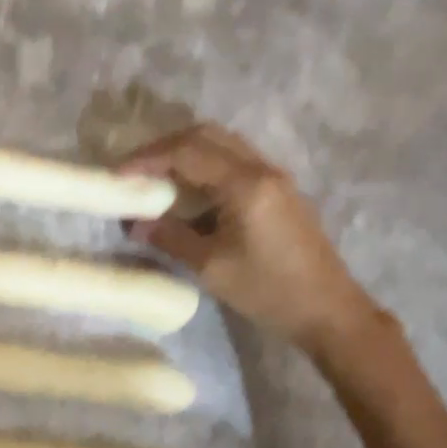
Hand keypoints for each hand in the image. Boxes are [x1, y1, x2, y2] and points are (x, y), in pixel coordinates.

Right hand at [119, 124, 381, 354]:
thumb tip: (133, 224)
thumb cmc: (270, 293)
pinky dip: (205, 165)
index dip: (147, 159)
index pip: (187, 152)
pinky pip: (235, 160)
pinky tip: (188, 192)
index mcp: (246, 184)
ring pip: (222, 144)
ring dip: (186, 153)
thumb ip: (170, 238)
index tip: (117, 175)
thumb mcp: (212, 268)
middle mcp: (262, 169)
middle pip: (205, 135)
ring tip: (156, 179)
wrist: (330, 312)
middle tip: (134, 171)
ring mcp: (275, 177)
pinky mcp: (280, 190)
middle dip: (164, 147)